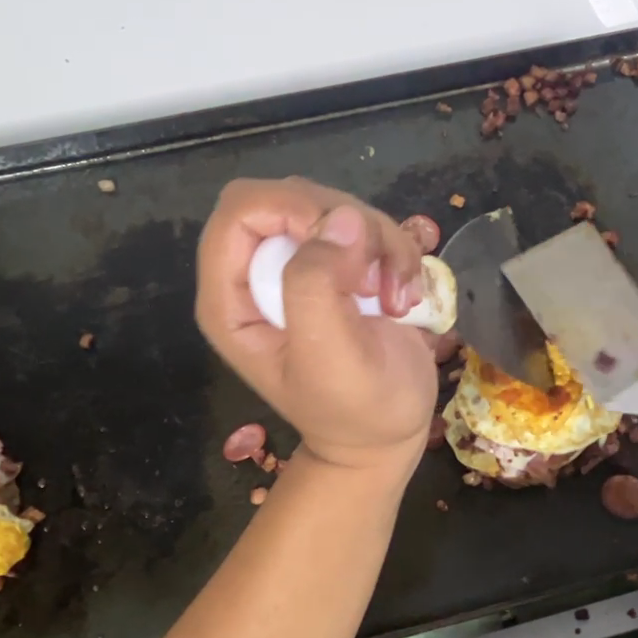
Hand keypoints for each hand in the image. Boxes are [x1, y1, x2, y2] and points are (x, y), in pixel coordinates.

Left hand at [196, 178, 437, 473]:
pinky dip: (397, 254)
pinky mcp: (343, 271)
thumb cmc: (355, 412)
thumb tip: (340, 219)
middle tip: (378, 283)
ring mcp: (304, 269)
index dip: (294, 209)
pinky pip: (370, 230)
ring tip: (398, 300)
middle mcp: (261, 274)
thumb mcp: (329, 360)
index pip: (243, 209)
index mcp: (232, 298)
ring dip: (383, 244)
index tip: (345, 245)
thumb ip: (317, 287)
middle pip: (297, 198)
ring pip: (341, 210)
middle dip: (350, 228)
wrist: (388, 438)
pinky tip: (405, 298)